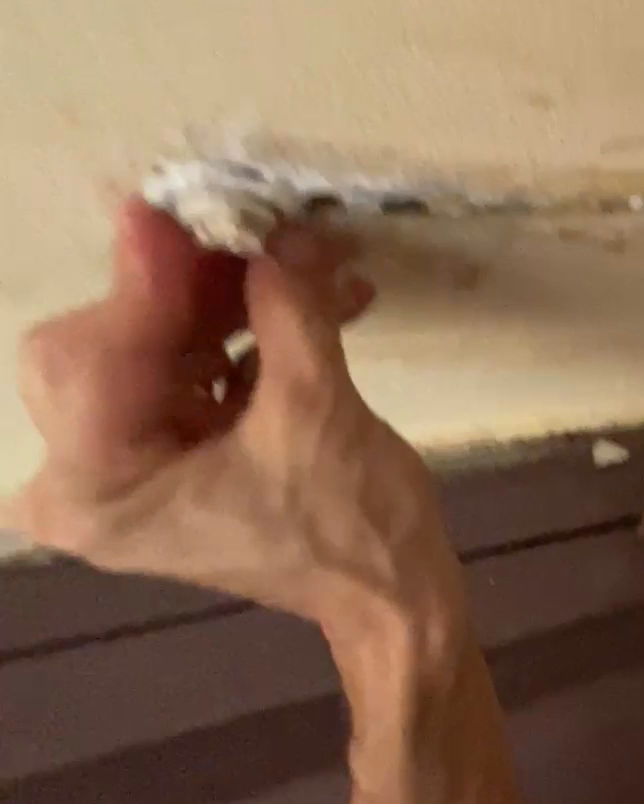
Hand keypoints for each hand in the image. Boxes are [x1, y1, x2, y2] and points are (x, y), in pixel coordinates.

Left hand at [9, 199, 459, 636]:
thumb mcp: (324, 415)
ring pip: (164, 359)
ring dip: (241, 313)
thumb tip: (280, 239)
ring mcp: (132, 471)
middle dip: (196, 293)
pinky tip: (315, 312)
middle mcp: (86, 479)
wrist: (397, 591)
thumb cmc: (358, 522)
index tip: (169, 212)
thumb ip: (287, 320)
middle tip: (259, 242)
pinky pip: (201, 384)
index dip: (143, 280)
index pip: (97, 356)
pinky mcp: (181, 463)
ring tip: (315, 274)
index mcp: (95, 486)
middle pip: (114, 351)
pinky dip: (256, 347)